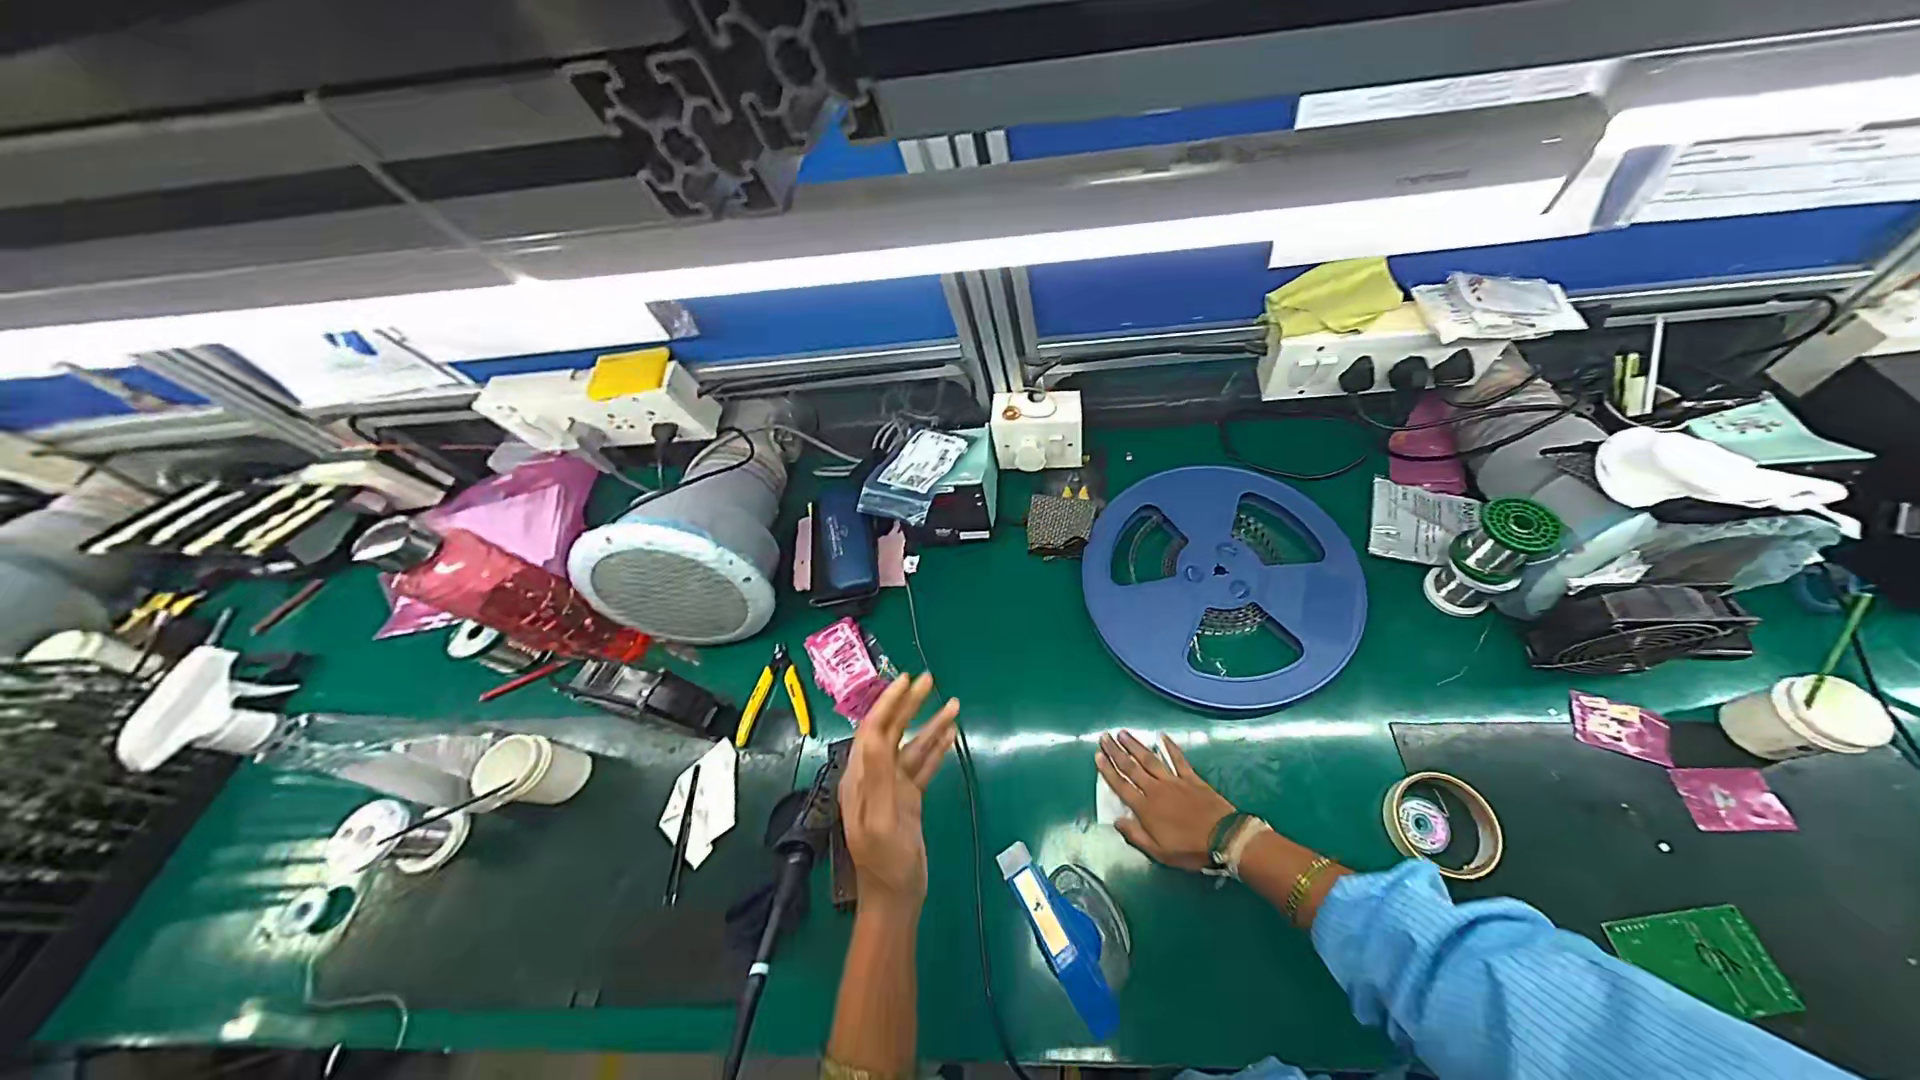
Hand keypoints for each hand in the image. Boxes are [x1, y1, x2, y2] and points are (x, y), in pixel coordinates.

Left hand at [840, 673, 958, 913]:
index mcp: (860, 777)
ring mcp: (893, 786)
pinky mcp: (909, 798)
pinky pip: (924, 765)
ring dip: (931, 724)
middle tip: (930, 680)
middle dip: (910, 704)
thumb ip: (878, 775)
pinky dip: (937, 748)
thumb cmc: (885, 862)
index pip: (874, 728)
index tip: (907, 680)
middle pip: (893, 730)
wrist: (896, 899)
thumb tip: (878, 732)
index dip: (889, 702)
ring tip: (953, 704)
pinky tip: (950, 734)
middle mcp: (874, 775)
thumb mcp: (878, 818)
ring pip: (913, 746)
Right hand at [1097, 731, 1234, 871]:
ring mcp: (1174, 781)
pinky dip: (1170, 747)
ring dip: (1135, 745)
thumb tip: (1116, 820)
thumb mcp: (1159, 852)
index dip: (1108, 770)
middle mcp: (1155, 789)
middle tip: (1104, 737)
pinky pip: (1178, 759)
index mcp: (1145, 808)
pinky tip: (1162, 736)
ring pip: (1150, 760)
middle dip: (1116, 752)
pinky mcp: (1191, 778)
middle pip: (1131, 768)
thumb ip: (1136, 835)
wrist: (1224, 839)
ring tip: (1123, 733)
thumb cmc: (1189, 849)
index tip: (1098, 756)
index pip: (1121, 786)